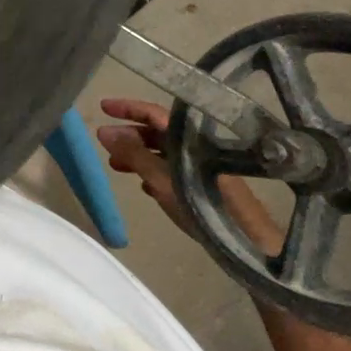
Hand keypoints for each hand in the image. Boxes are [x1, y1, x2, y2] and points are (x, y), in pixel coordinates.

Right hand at [97, 98, 283, 250]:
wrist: (247, 242)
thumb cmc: (203, 205)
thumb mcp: (161, 179)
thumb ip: (133, 154)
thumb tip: (103, 131)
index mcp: (190, 140)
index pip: (155, 115)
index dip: (128, 109)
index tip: (103, 108)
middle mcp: (196, 148)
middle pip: (158, 134)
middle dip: (129, 137)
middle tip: (105, 145)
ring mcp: (201, 168)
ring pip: (162, 153)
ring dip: (137, 156)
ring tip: (116, 167)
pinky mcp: (204, 187)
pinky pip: (172, 171)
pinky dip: (153, 172)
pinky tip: (143, 186)